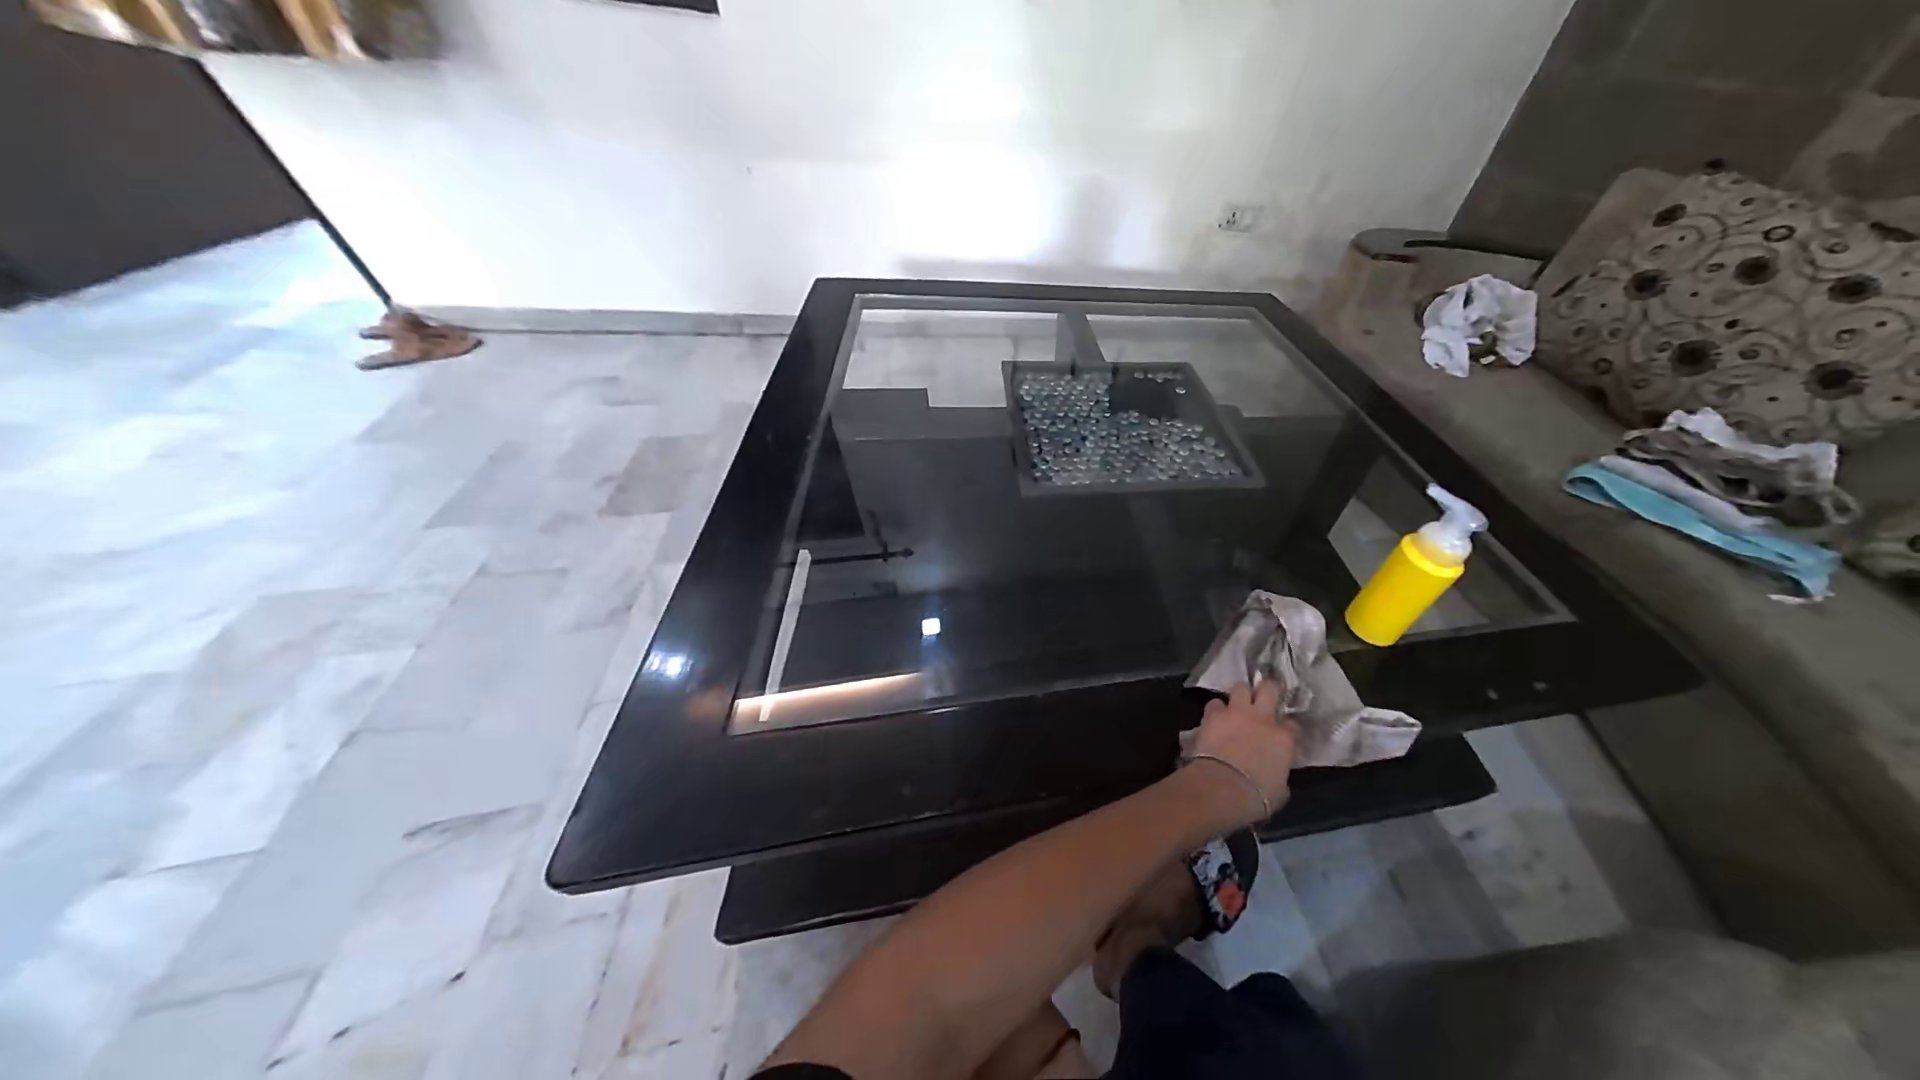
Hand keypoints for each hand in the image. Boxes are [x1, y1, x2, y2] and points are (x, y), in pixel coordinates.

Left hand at [1189, 682, 1297, 822]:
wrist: (1223, 786)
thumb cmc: (1257, 796)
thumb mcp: (1280, 790)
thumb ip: (1281, 774)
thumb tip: (1277, 774)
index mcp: (1284, 738)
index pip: (1291, 723)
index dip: (1285, 726)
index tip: (1280, 731)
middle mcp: (1263, 718)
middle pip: (1269, 688)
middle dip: (1266, 690)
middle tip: (1261, 697)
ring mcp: (1237, 712)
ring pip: (1240, 687)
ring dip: (1239, 694)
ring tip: (1236, 704)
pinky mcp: (1213, 714)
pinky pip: (1215, 703)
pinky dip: (1216, 709)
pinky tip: (1214, 718)